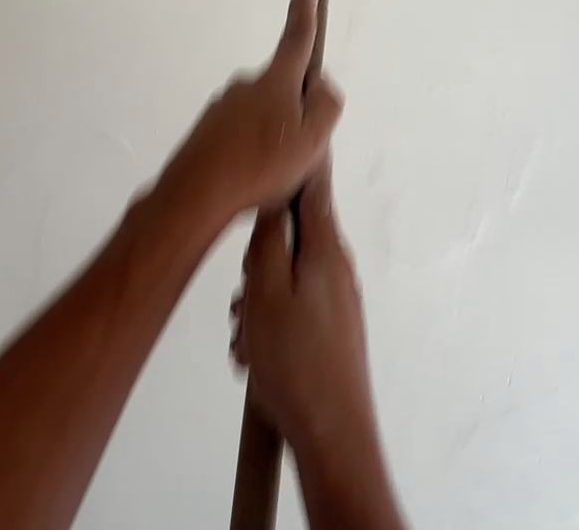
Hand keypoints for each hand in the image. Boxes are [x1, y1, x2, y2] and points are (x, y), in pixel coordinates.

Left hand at [156, 0, 343, 223]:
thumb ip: (326, 105)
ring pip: (262, 114)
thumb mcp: (314, 140)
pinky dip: (251, 149)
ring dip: (272, 135)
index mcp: (276, 81)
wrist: (197, 192)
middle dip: (296, 109)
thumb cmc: (262, 165)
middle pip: (283, 86)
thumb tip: (321, 83)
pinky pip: (241, 133)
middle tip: (300, 151)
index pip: (297, 38)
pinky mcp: (208, 129)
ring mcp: (224, 106)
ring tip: (273, 173)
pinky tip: (251, 177)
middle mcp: (247, 84)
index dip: (305, 10)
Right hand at [231, 169, 379, 463]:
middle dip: (257, 263)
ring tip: (246, 339)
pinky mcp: (331, 333)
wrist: (332, 436)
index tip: (288, 141)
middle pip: (289, 241)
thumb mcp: (266, 292)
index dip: (299, 165)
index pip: (313, 190)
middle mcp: (336, 271)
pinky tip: (256, 357)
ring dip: (257, 303)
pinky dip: (269, 327)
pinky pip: (291, 313)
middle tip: (242, 296)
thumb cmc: (295, 360)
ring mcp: (336, 304)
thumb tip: (273, 202)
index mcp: (326, 252)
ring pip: (284, 282)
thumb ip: (267, 242)